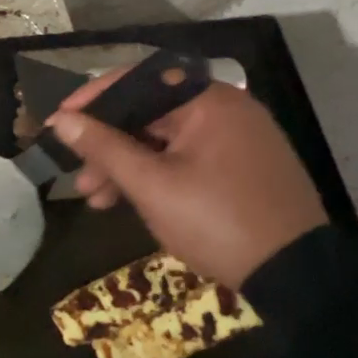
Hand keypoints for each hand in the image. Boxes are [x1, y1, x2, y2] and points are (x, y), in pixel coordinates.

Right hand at [48, 73, 328, 288]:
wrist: (297, 276)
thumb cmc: (217, 220)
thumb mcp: (151, 185)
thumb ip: (104, 147)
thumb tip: (61, 120)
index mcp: (209, 102)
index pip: (138, 81)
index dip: (93, 98)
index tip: (60, 122)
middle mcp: (226, 111)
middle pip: (149, 113)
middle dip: (107, 143)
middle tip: (77, 173)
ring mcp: (237, 140)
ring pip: (164, 139)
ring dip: (126, 164)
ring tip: (96, 198)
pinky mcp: (241, 167)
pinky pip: (185, 157)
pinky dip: (155, 174)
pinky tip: (130, 201)